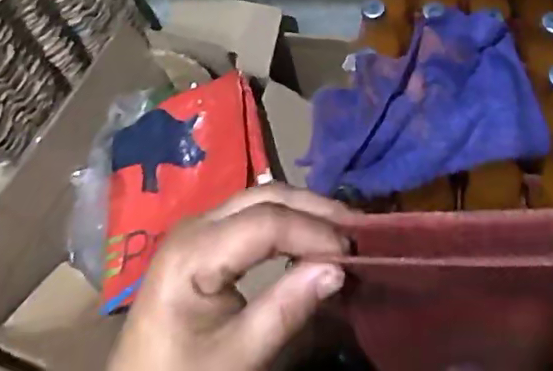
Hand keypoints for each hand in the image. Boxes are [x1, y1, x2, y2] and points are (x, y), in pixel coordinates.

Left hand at [108, 183, 352, 370]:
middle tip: (358, 231)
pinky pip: (250, 213)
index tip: (352, 254)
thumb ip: (285, 310)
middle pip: (264, 197)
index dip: (312, 231)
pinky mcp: (203, 237)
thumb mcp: (237, 357)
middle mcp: (195, 223)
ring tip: (342, 230)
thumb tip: (338, 269)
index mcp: (194, 249)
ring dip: (302, 210)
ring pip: (260, 198)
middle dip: (313, 208)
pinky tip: (309, 236)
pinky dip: (285, 219)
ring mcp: (198, 226)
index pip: (265, 221)